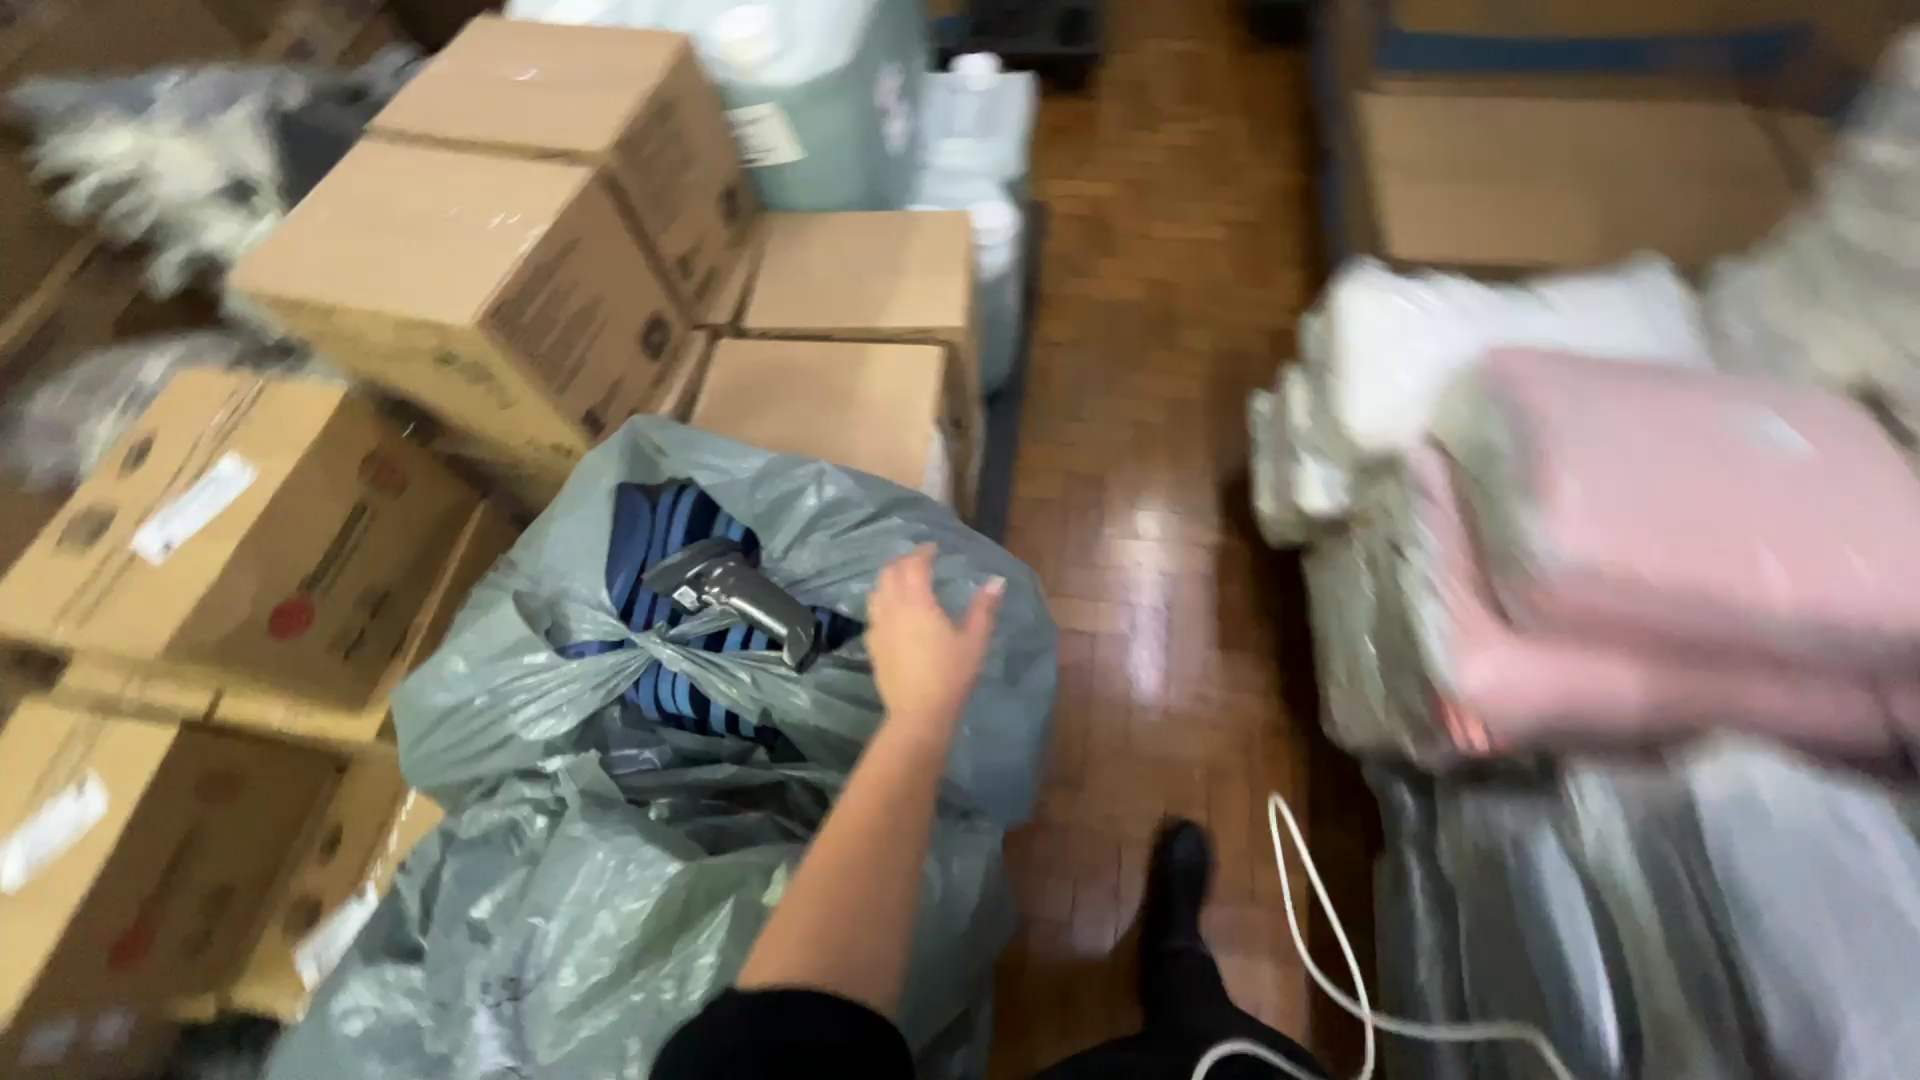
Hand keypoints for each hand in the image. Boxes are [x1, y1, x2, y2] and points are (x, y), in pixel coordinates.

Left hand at [866, 545, 1003, 730]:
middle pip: (889, 572)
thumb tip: (997, 581)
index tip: (934, 549)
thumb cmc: (951, 675)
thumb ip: (984, 608)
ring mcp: (878, 627)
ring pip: (876, 591)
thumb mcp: (974, 640)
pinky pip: (873, 613)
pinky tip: (893, 612)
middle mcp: (893, 609)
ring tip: (903, 581)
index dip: (923, 552)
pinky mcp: (873, 645)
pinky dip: (882, 601)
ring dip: (889, 579)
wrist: (919, 713)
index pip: (914, 565)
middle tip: (919, 560)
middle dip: (903, 561)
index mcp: (917, 603)